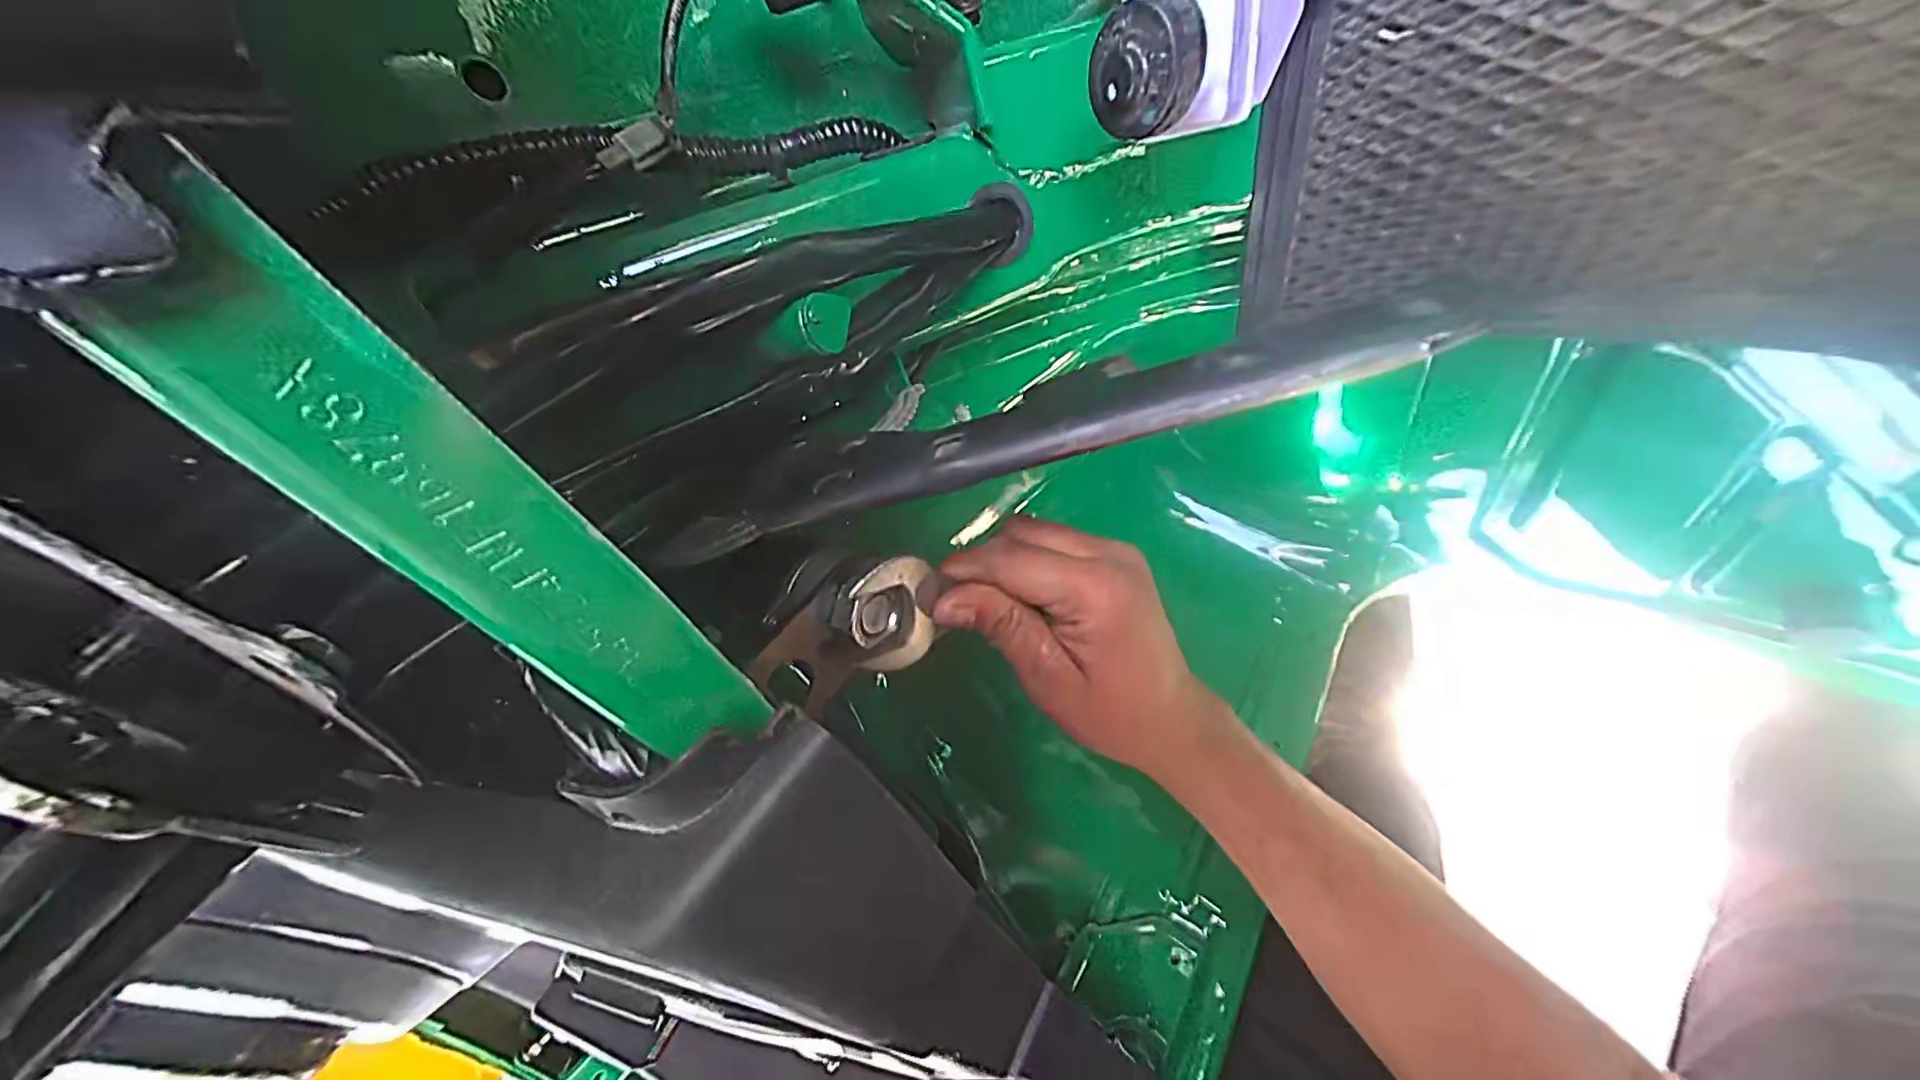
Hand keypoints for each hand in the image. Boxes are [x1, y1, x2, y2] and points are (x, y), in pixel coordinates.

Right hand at [932, 516, 1232, 778]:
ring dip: (1003, 559)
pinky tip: (1023, 594)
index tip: (930, 595)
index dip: (963, 572)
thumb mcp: (1049, 679)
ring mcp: (1115, 549)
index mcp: (1094, 587)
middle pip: (1020, 536)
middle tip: (957, 603)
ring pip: (1034, 531)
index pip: (1010, 560)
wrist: (1173, 717)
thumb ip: (1002, 625)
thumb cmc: (1112, 714)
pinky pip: (1054, 540)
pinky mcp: (1115, 554)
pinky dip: (1027, 559)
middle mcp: (1108, 553)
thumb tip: (945, 598)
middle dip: (980, 564)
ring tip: (988, 601)